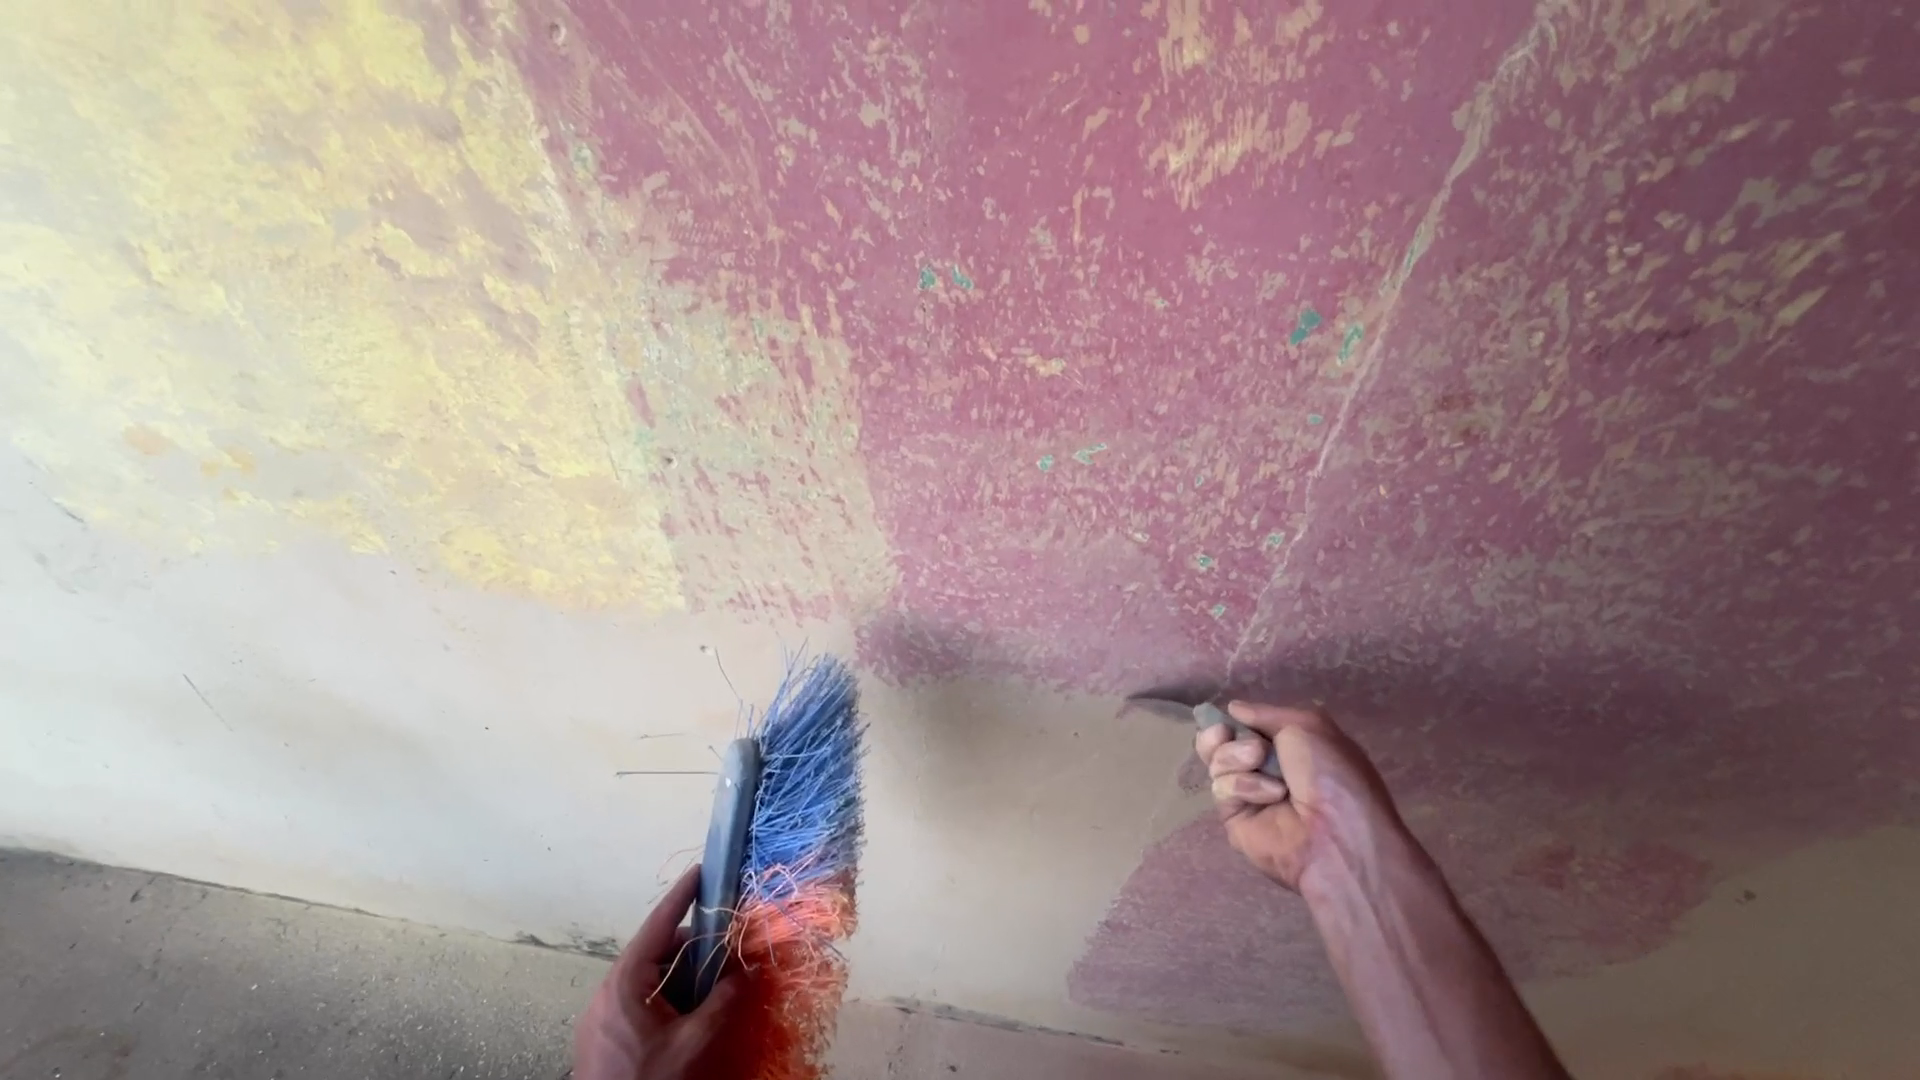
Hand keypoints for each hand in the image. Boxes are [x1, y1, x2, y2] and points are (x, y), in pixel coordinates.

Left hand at [572, 865, 750, 1079]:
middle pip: (656, 950)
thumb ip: (722, 1002)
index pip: (658, 925)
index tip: (701, 871)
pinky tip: (686, 1013)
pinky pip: (637, 998)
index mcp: (625, 983)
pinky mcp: (602, 1035)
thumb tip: (747, 972)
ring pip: (648, 975)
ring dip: (680, 975)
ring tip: (708, 991)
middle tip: (723, 956)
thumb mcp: (693, 1043)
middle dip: (691, 948)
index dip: (682, 896)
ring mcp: (601, 1014)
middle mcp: (608, 990)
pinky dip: (665, 994)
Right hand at [1196, 701, 1403, 890]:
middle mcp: (1263, 768)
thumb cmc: (1331, 774)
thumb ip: (1265, 713)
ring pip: (1216, 762)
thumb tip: (1232, 708)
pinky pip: (1221, 788)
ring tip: (1259, 762)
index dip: (1233, 719)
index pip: (1243, 726)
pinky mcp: (1234, 817)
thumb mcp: (1308, 726)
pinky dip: (1244, 785)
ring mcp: (1246, 793)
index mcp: (1285, 746)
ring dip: (1236, 756)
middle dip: (1220, 734)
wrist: (1337, 833)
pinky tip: (1271, 795)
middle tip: (1227, 734)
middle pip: (1218, 742)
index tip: (1231, 716)